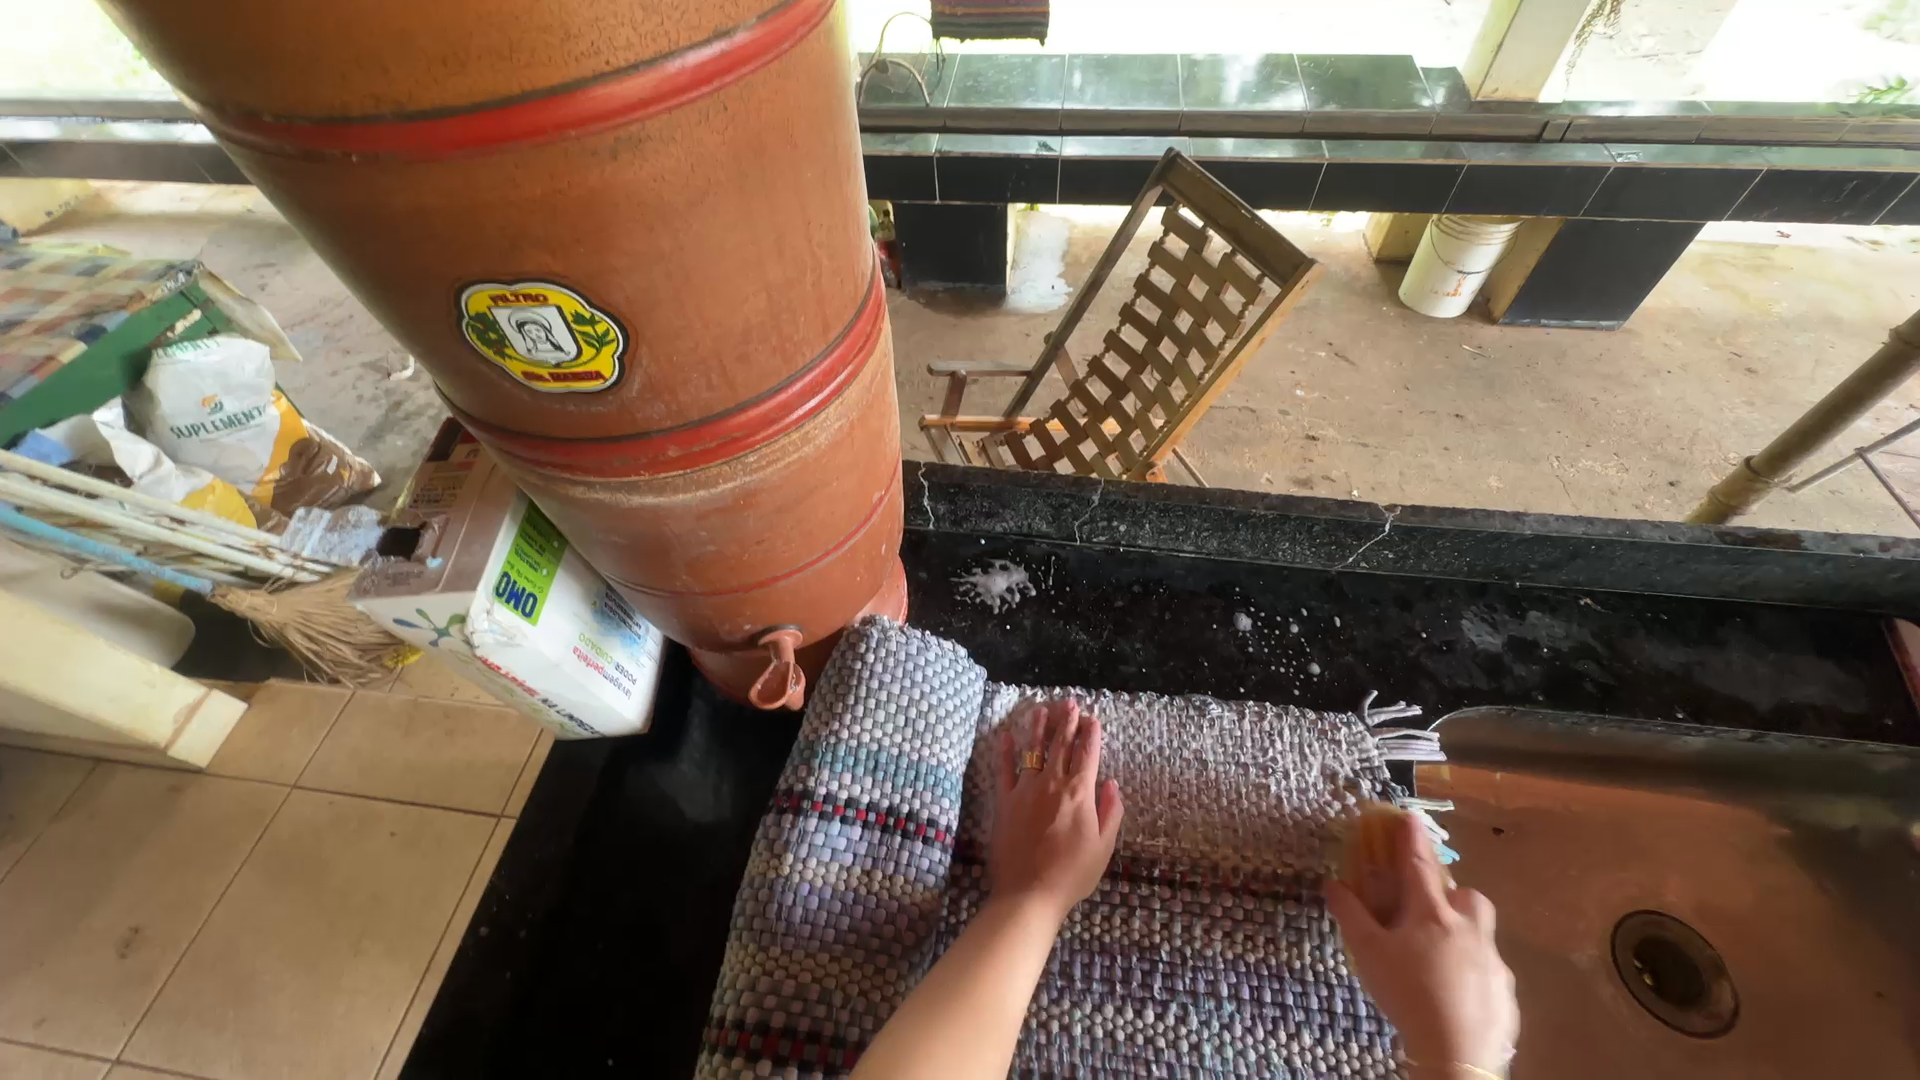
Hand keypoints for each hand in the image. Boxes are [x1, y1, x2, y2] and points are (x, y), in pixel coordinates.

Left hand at [987, 700, 1124, 924]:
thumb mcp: (1103, 847)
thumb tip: (1112, 783)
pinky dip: (1004, 751)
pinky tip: (1005, 736)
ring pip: (1033, 750)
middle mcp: (1051, 784)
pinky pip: (1003, 770)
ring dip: (1038, 728)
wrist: (1028, 893)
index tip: (1093, 718)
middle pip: (1061, 746)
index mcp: (1078, 794)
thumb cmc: (1071, 874)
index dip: (1091, 735)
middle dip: (1067, 722)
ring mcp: (1025, 790)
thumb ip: (1110, 812)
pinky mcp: (1004, 801)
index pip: (1087, 755)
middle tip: (1069, 703)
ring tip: (1040, 709)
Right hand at [1325, 811, 1518, 1075]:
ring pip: (1483, 936)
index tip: (1410, 817)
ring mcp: (1494, 965)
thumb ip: (1350, 914)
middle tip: (1431, 910)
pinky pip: (1490, 974)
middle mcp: (1469, 931)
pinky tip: (1453, 994)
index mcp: (1432, 914)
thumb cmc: (1406, 993)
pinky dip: (1472, 975)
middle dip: (1454, 896)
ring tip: (1437, 959)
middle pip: (1470, 898)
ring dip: (1463, 937)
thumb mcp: (1367, 952)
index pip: (1420, 866)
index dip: (1412, 840)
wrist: (1456, 1053)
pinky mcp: (1507, 997)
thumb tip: (1332, 884)